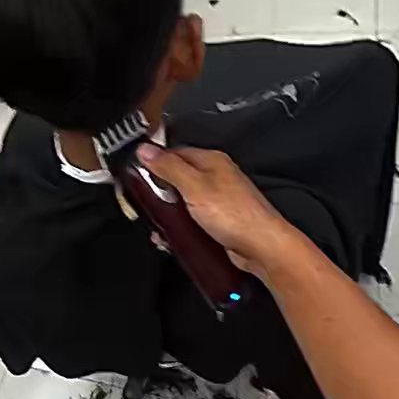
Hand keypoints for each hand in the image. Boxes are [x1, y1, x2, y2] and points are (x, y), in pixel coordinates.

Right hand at [137, 143, 304, 276]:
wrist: (261, 247)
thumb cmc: (237, 215)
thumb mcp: (194, 186)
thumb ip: (169, 167)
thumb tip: (146, 151)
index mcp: (212, 161)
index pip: (175, 152)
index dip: (154, 161)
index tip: (137, 173)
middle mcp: (216, 179)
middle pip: (178, 179)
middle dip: (160, 192)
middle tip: (147, 203)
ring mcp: (218, 202)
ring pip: (183, 203)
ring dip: (169, 214)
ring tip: (159, 224)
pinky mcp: (218, 223)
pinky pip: (192, 222)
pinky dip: (180, 228)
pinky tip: (174, 237)